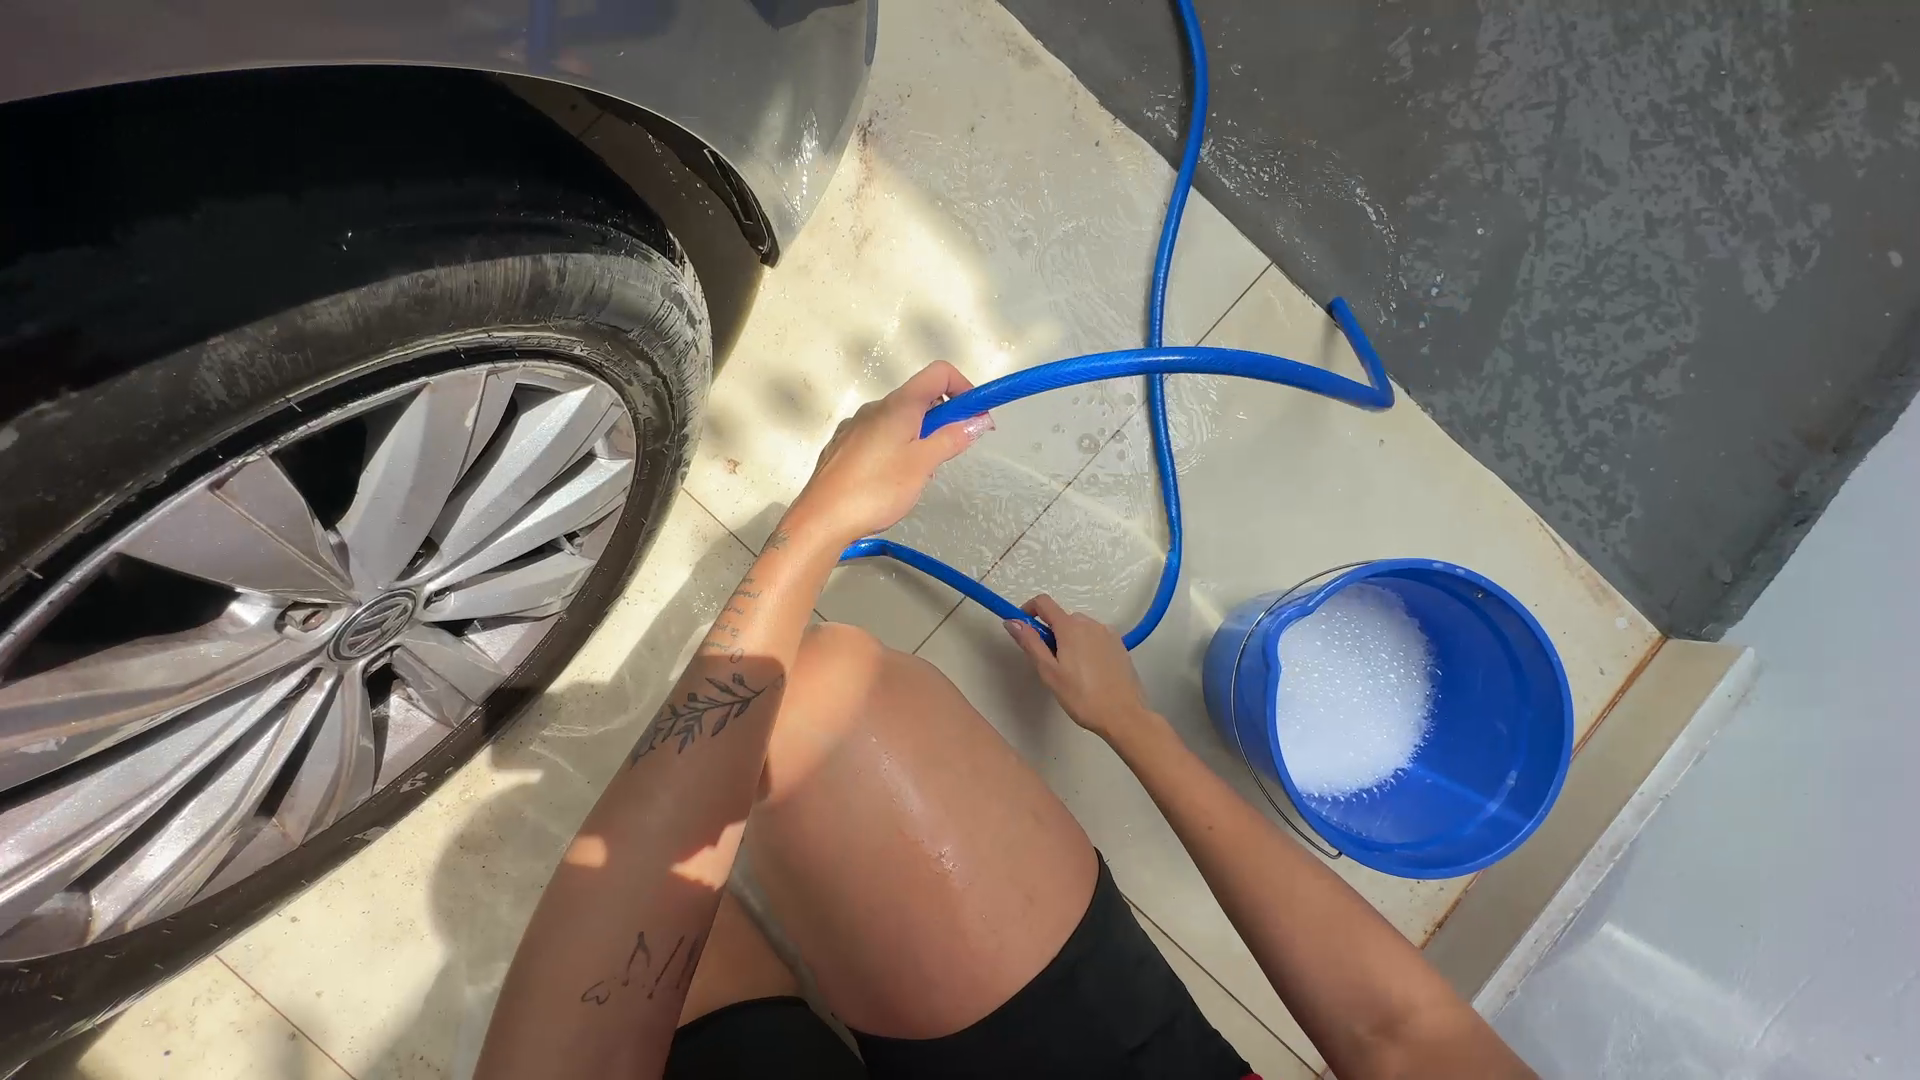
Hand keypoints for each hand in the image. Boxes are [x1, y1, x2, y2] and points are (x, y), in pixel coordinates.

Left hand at [783, 361, 991, 548]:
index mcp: (898, 405)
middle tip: (946, 455)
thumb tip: (977, 421)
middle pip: (919, 398)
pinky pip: (879, 438)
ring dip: (919, 438)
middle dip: (942, 421)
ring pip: (899, 421)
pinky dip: (896, 449)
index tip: (976, 417)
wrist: (822, 519)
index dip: (964, 388)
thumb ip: (952, 439)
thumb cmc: (875, 490)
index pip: (939, 373)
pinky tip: (890, 482)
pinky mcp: (843, 447)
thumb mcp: (923, 464)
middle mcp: (875, 408)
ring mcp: (855, 427)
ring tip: (916, 476)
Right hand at [1003, 594, 1162, 743]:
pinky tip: (1089, 672)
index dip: (1028, 610)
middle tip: (1049, 663)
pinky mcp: (1120, 645)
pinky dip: (1086, 646)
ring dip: (1069, 640)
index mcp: (1071, 627)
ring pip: (1080, 628)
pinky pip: (1096, 637)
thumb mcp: (1049, 672)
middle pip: (1062, 617)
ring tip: (1070, 671)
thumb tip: (1012, 621)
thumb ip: (1030, 643)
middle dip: (1050, 633)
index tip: (1023, 627)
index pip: (1044, 602)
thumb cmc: (1082, 697)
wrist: (1124, 715)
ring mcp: (1108, 633)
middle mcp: (1091, 623)